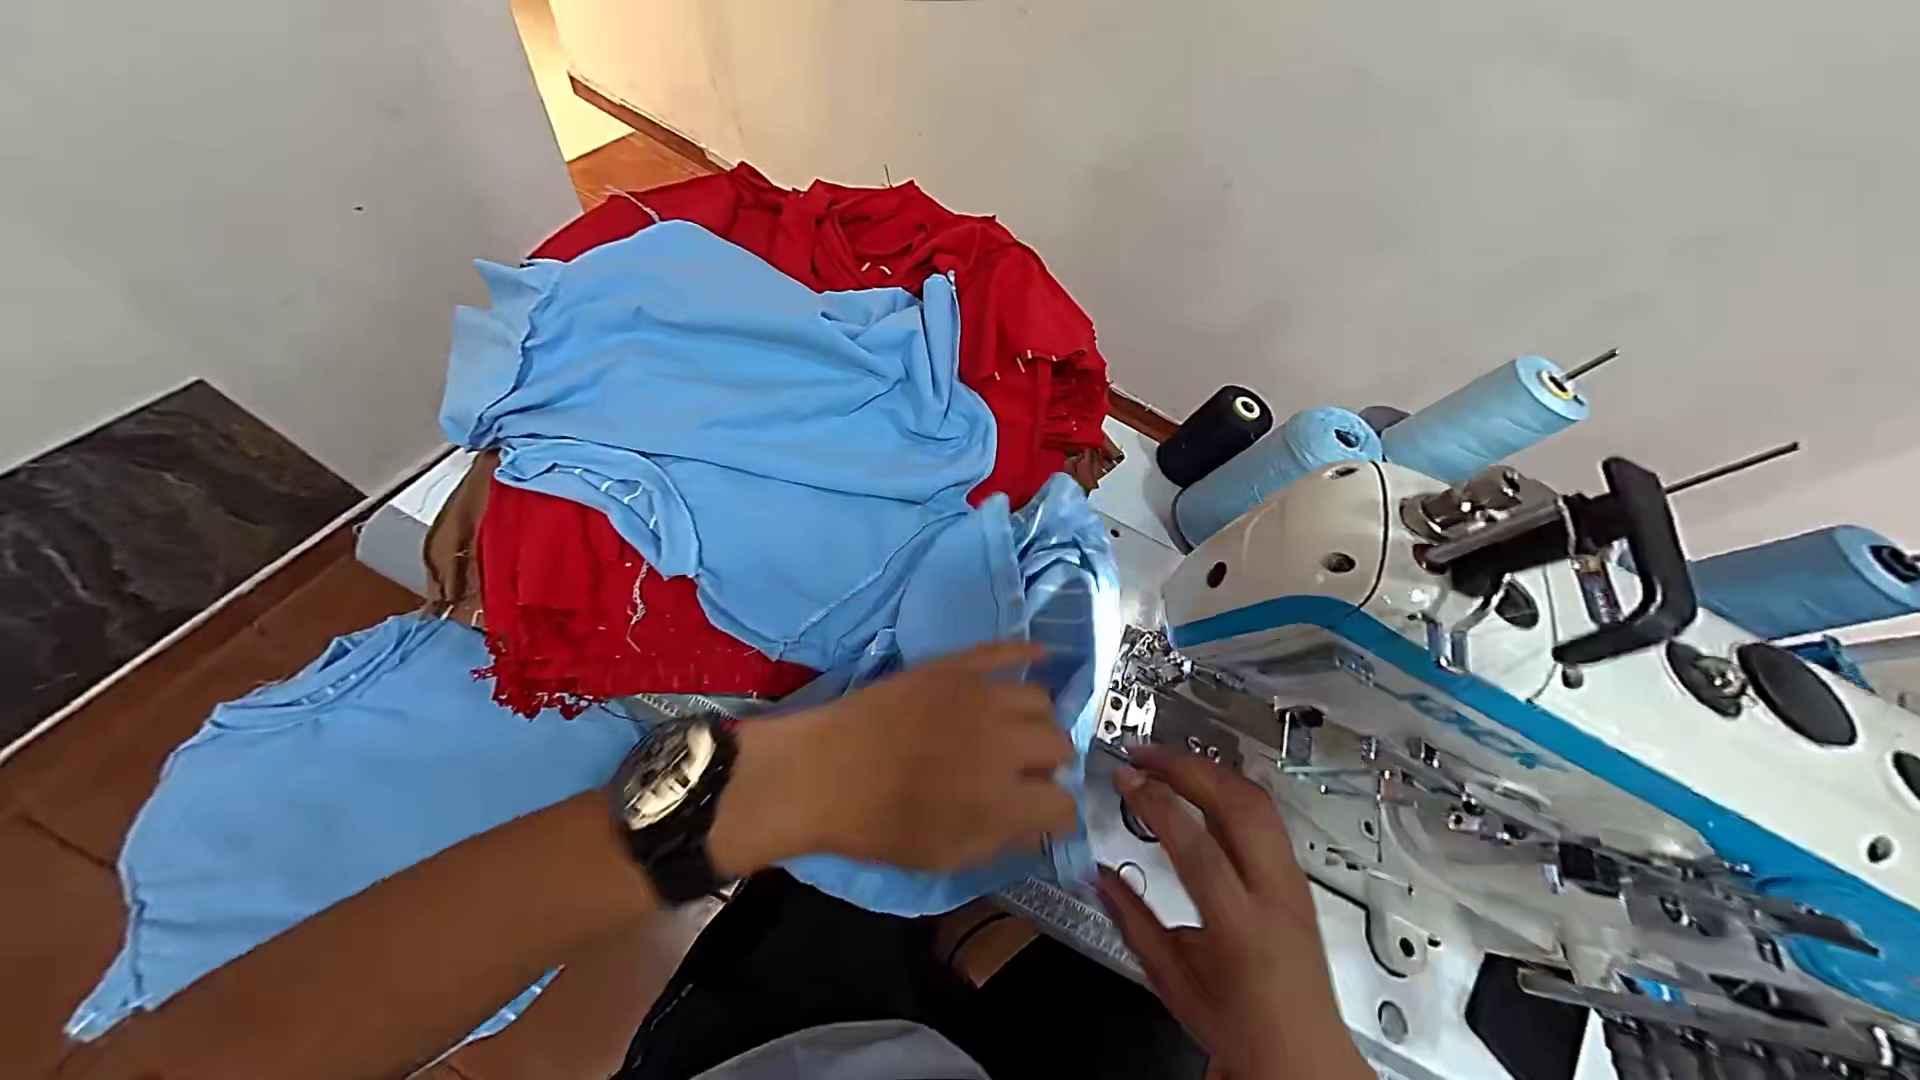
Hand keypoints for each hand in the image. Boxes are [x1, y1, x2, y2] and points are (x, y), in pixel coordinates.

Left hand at [709, 642, 1076, 875]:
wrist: (821, 769)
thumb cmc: (876, 823)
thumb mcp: (943, 856)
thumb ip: (999, 841)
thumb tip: (1034, 827)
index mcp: (1002, 800)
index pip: (1063, 805)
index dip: (1056, 814)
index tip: (1043, 815)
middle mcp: (1004, 742)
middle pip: (1060, 744)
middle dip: (1051, 764)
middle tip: (1027, 772)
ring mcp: (980, 696)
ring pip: (1040, 700)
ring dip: (1038, 722)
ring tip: (1017, 731)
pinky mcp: (956, 667)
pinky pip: (1005, 652)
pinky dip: (1028, 654)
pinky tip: (1042, 657)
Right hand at [1094, 744, 1371, 1079]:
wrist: (1307, 1058)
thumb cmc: (1244, 1033)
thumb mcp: (1174, 984)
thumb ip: (1133, 923)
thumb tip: (1099, 876)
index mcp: (1244, 932)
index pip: (1199, 849)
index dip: (1157, 805)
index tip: (1126, 780)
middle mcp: (1277, 897)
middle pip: (1239, 806)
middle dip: (1185, 767)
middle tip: (1143, 755)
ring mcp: (1292, 882)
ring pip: (1258, 801)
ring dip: (1208, 770)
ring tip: (1166, 760)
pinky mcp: (1296, 875)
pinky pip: (1264, 813)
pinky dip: (1226, 785)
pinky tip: (1199, 783)